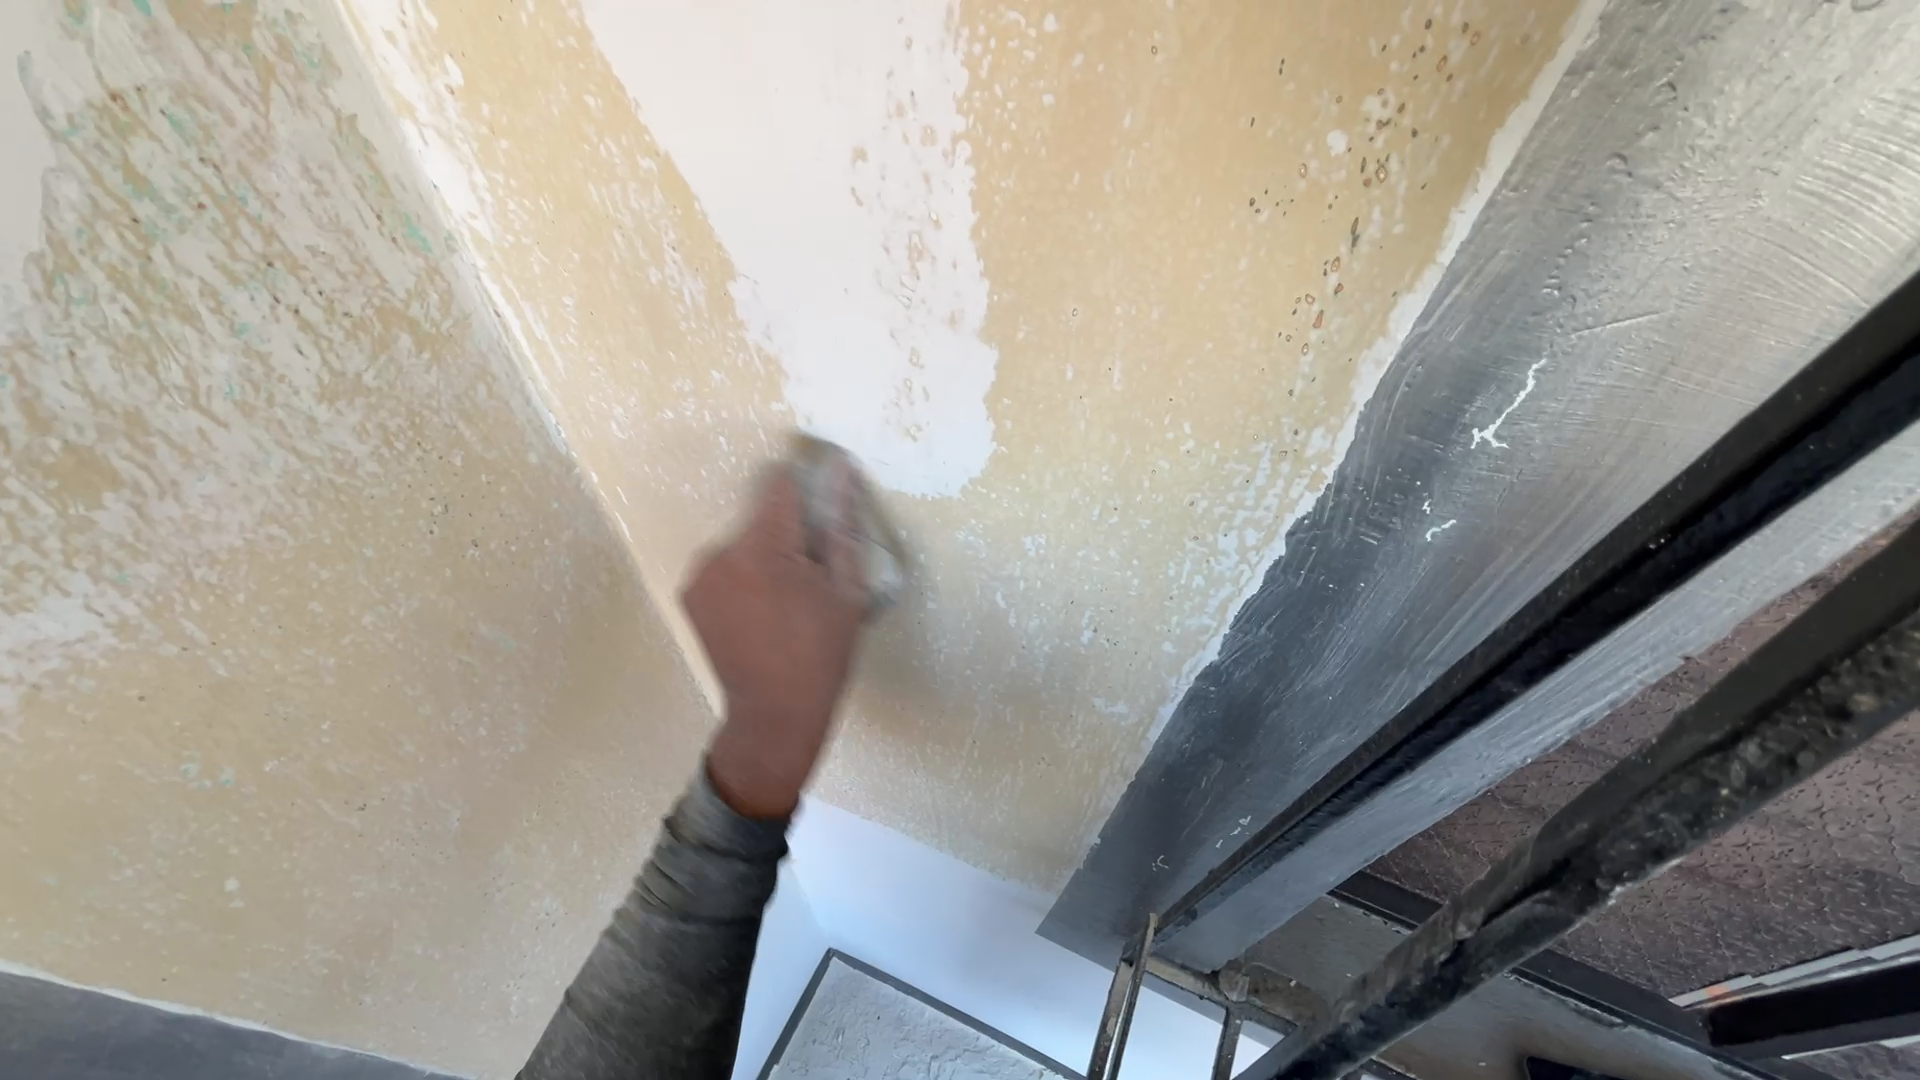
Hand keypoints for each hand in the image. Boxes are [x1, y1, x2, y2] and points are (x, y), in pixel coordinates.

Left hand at [683, 464, 867, 817]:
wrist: (774, 715)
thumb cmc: (822, 655)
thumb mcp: (848, 591)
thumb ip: (842, 526)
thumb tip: (842, 471)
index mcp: (763, 548)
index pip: (778, 482)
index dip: (804, 491)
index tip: (820, 519)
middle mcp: (720, 552)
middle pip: (760, 514)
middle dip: (787, 532)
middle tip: (809, 577)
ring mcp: (698, 574)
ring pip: (742, 540)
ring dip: (763, 554)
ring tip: (783, 600)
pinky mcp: (689, 593)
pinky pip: (724, 564)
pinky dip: (743, 575)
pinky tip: (759, 611)